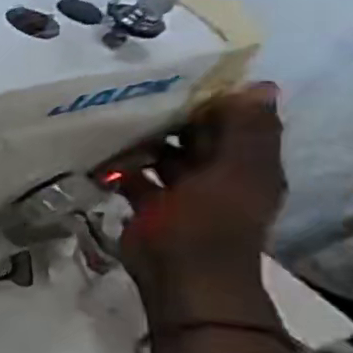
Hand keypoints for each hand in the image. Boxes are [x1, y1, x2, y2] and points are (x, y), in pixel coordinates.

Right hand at [114, 83, 284, 324]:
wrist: (180, 273)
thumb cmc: (208, 221)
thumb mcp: (235, 172)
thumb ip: (247, 132)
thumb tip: (258, 86)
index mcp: (248, 163)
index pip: (233, 120)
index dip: (210, 99)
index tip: (170, 79)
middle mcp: (218, 172)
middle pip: (194, 136)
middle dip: (167, 118)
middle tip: (125, 98)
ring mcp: (182, 190)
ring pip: (160, 155)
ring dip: (138, 143)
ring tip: (104, 125)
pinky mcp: (150, 204)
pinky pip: (132, 177)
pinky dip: (117, 168)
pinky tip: (94, 158)